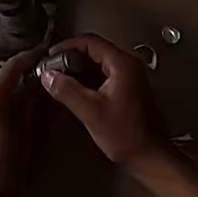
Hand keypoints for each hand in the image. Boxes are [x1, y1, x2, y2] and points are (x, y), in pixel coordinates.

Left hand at [0, 47, 52, 196]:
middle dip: (4, 52)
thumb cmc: (8, 167)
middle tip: (24, 56)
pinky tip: (15, 98)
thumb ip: (36, 106)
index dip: (31, 55)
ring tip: (24, 78)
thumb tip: (43, 85)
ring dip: (1, 70)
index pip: (13, 64)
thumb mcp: (31, 135)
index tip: (44, 53)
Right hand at [41, 35, 166, 166]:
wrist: (147, 154)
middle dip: (72, 57)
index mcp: (123, 65)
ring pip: (99, 62)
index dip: (68, 45)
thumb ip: (67, 90)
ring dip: (79, 68)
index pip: (92, 42)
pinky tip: (76, 89)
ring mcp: (130, 76)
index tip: (53, 54)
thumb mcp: (90, 111)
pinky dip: (88, 77)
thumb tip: (50, 76)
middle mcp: (129, 66)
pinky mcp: (128, 88)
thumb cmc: (127, 135)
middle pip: (96, 49)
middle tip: (54, 67)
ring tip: (61, 78)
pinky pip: (105, 73)